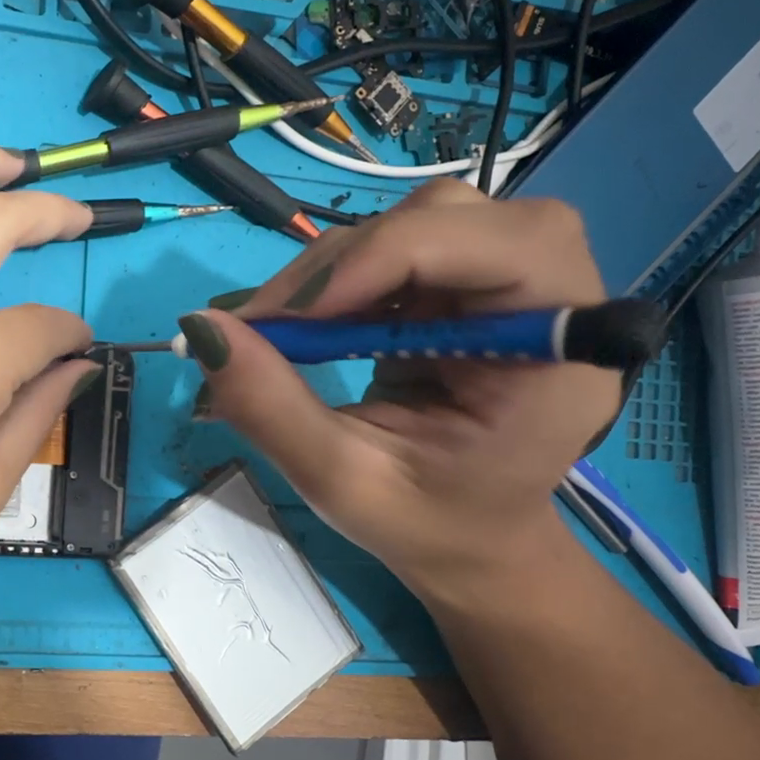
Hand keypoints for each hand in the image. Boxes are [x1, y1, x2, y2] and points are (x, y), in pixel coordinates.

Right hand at [181, 179, 622, 597]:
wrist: (467, 539)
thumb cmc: (425, 524)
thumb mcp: (339, 480)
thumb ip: (271, 406)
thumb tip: (200, 330)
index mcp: (560, 354)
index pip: (494, 247)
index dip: (379, 260)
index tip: (279, 320)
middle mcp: (549, 299)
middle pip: (448, 220)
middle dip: (342, 264)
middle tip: (263, 327)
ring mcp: (502, 289)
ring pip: (408, 227)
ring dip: (325, 272)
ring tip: (270, 333)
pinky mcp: (458, 293)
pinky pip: (386, 255)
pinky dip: (327, 285)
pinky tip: (297, 328)